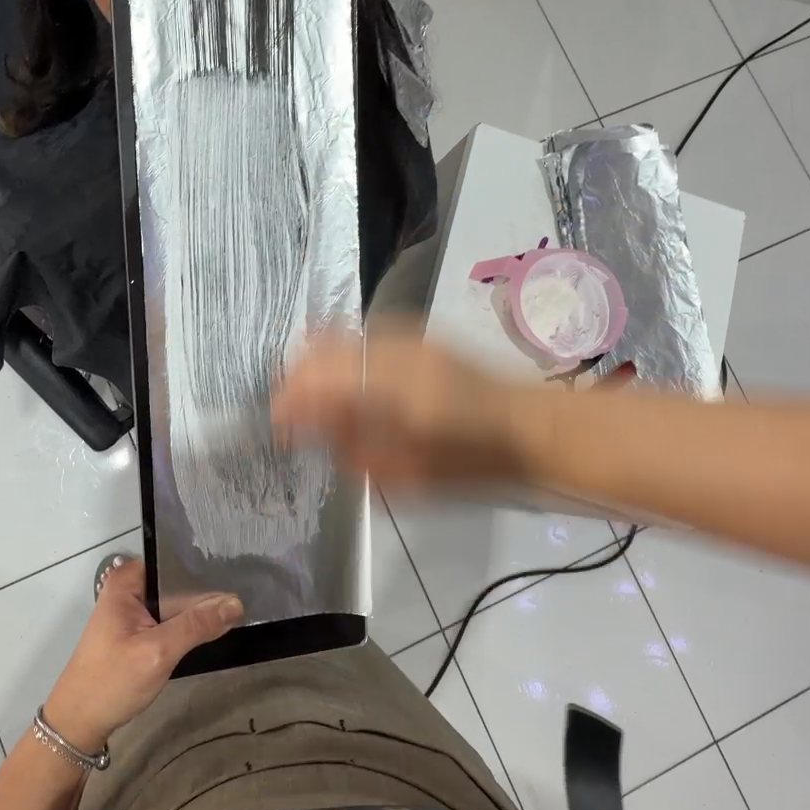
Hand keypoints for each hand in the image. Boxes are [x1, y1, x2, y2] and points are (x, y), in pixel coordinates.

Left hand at [40, 558, 242, 754]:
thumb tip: (237, 603)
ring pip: (176, 603)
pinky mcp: (138, 631)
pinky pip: (170, 619)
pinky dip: (187, 625)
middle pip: (177, 583)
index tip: (239, 576)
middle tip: (246, 596)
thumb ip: (196, 625)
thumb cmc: (112, 682)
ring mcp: (133, 610)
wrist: (80, 722)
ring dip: (198, 611)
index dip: (206, 569)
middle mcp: (129, 587)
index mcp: (127, 580)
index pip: (175, 562)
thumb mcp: (158, 652)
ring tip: (238, 610)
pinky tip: (213, 628)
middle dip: (206, 592)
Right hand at [272, 330, 534, 488]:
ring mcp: (405, 338)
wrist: (533, 431)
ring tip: (312, 395)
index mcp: (387, 383)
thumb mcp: (407, 471)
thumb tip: (307, 431)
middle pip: (321, 348)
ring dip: (317, 364)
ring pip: (340, 338)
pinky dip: (343, 356)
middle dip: (297, 378)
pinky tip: (347, 380)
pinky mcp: (418, 338)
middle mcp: (390, 350)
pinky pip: (363, 338)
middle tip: (290, 410)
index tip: (277, 424)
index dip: (288, 400)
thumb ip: (351, 447)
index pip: (316, 379)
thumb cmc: (470, 462)